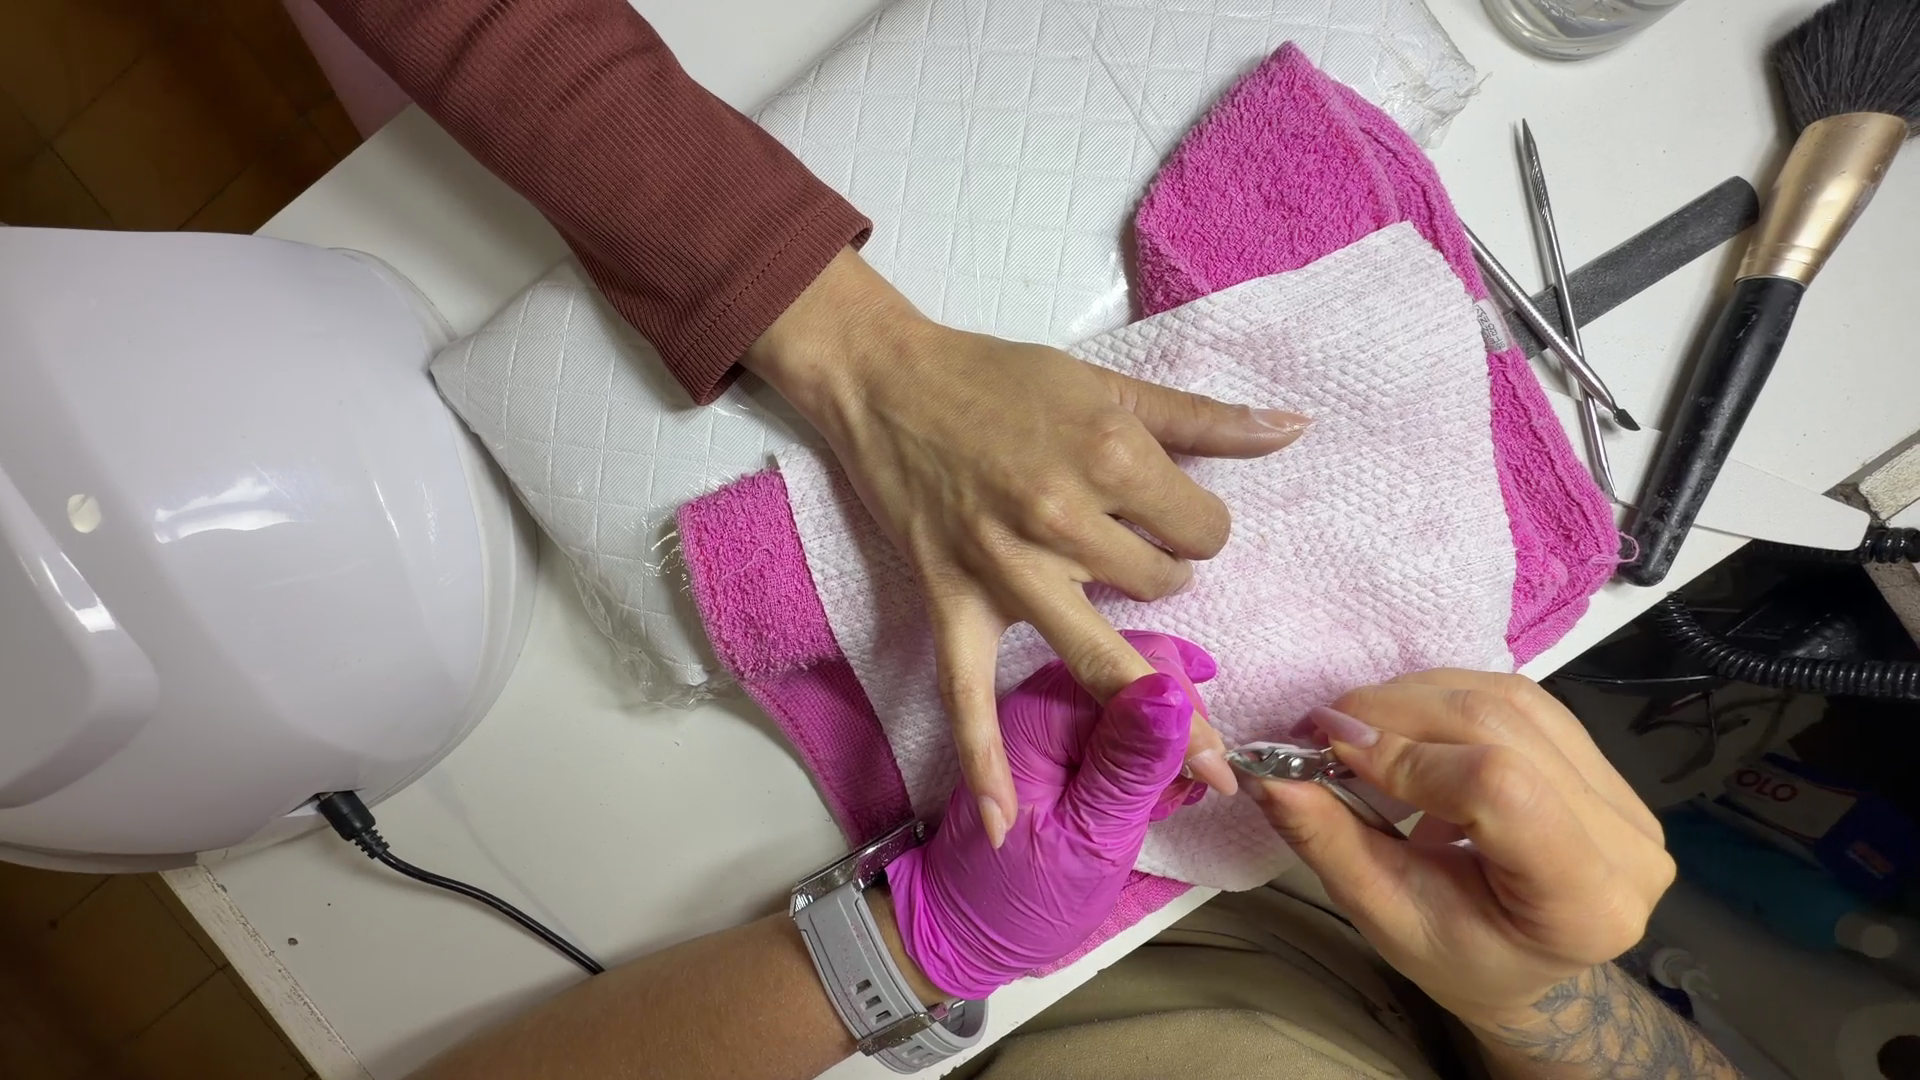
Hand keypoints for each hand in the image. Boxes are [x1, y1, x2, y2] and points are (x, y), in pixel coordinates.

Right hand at [745, 249, 1306, 843]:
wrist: (891, 381)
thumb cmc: (1000, 376)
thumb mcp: (1106, 383)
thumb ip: (1204, 417)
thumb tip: (1293, 428)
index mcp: (1110, 457)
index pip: (1206, 530)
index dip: (1196, 521)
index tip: (1165, 507)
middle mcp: (1064, 522)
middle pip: (1168, 587)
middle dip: (1162, 567)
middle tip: (1121, 535)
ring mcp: (1006, 573)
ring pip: (1107, 653)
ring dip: (1129, 646)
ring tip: (1107, 604)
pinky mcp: (953, 602)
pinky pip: (967, 695)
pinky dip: (983, 763)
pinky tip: (1004, 825)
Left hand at [882, 632, 1214, 999]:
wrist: (966, 928)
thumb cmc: (1020, 897)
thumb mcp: (1088, 837)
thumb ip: (1130, 763)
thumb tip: (1171, 691)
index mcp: (1040, 712)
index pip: (1132, 667)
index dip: (1182, 715)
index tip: (1203, 779)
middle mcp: (1041, 696)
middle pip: (1135, 670)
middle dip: (1175, 727)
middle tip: (1181, 793)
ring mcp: (1049, 713)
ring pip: (1133, 694)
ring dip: (1164, 742)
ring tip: (1164, 798)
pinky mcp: (1058, 735)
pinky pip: (1116, 719)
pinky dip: (1143, 753)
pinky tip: (1147, 792)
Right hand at [1245, 670, 1673, 1033]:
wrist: (1519, 957)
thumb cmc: (1455, 951)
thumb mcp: (1379, 912)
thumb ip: (1326, 840)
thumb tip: (1267, 774)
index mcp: (1582, 901)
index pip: (1499, 788)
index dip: (1404, 754)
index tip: (1328, 749)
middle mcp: (1625, 840)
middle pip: (1498, 724)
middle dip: (1391, 711)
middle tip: (1321, 728)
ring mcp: (1623, 792)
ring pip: (1506, 696)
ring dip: (1412, 695)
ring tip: (1359, 725)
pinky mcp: (1598, 759)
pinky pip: (1516, 695)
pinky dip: (1442, 692)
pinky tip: (1407, 721)